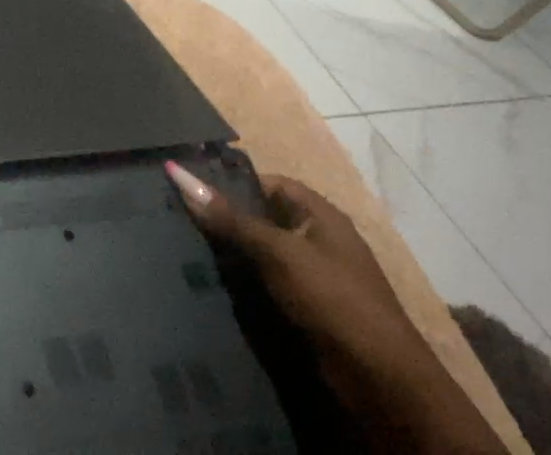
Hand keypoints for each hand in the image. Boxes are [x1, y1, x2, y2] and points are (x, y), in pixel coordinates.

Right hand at [164, 162, 418, 364]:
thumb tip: (178, 173)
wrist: (377, 377)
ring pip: (257, 251)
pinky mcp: (300, 306)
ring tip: (177, 242)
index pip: (269, 183)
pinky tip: (204, 279)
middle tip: (173, 213)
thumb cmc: (332, 298)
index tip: (188, 185)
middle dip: (221, 217)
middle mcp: (315, 239)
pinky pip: (260, 281)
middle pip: (260, 217)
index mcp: (320, 216)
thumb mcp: (278, 251)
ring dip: (225, 250)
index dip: (232, 181)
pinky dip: (236, 279)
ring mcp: (309, 275)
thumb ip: (230, 218)